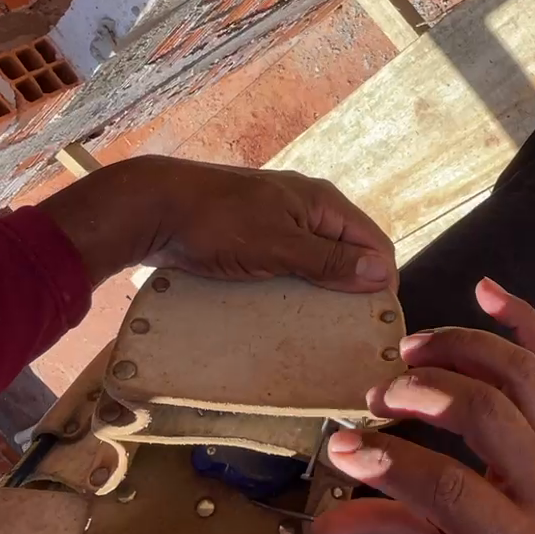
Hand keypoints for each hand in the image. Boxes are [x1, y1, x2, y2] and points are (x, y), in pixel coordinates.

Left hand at [40, 156, 394, 291]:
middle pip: (349, 252)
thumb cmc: (220, 223)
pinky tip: (288, 309)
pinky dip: (296, 284)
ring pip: (319, 260)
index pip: (375, 243)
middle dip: (353, 287)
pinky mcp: (256, 236)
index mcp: (323, 203)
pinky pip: (290, 262)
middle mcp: (308, 208)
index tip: (374, 322)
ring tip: (319, 326)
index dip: (381, 280)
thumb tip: (381, 274)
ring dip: (323, 289)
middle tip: (347, 330)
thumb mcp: (280, 245)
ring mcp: (281, 221)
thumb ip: (330, 260)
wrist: (153, 207)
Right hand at [310, 279, 534, 533]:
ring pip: (521, 374)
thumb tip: (318, 523)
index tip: (343, 446)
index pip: (451, 489)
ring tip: (411, 349)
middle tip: (378, 394)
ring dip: (461, 347)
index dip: (392, 462)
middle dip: (425, 393)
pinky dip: (521, 316)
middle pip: (491, 415)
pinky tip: (484, 289)